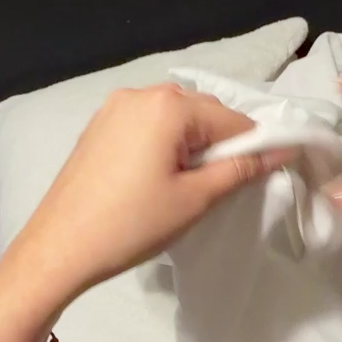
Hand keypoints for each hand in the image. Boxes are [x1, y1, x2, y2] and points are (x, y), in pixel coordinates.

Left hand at [0, 84, 288, 307]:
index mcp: (168, 105)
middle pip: (201, 112)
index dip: (251, 148)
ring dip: (189, 143)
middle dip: (217, 143)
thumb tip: (282, 150)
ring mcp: (113, 108)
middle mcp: (140, 94)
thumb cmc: (132, 225)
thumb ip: (240, 170)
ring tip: (183, 185)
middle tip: (214, 187)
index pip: (231, 119)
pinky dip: (161, 144)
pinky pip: (145, 125)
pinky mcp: (97, 127)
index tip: (255, 178)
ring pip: (172, 118)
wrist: (60, 248)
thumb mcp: (195, 199)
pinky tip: (155, 179)